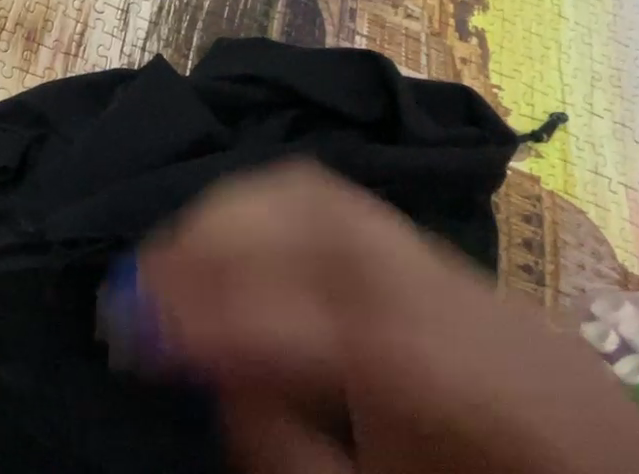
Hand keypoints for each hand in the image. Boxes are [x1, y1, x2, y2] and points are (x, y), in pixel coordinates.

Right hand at [110, 163, 638, 473]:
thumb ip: (284, 445)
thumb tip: (198, 358)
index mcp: (502, 402)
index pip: (354, 326)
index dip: (235, 317)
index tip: (136, 330)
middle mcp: (489, 311)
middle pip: (332, 224)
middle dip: (214, 242)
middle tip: (136, 285)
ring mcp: (466, 274)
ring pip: (322, 194)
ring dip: (227, 215)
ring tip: (167, 260)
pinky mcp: (437, 260)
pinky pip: (330, 204)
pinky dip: (256, 210)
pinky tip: (219, 242)